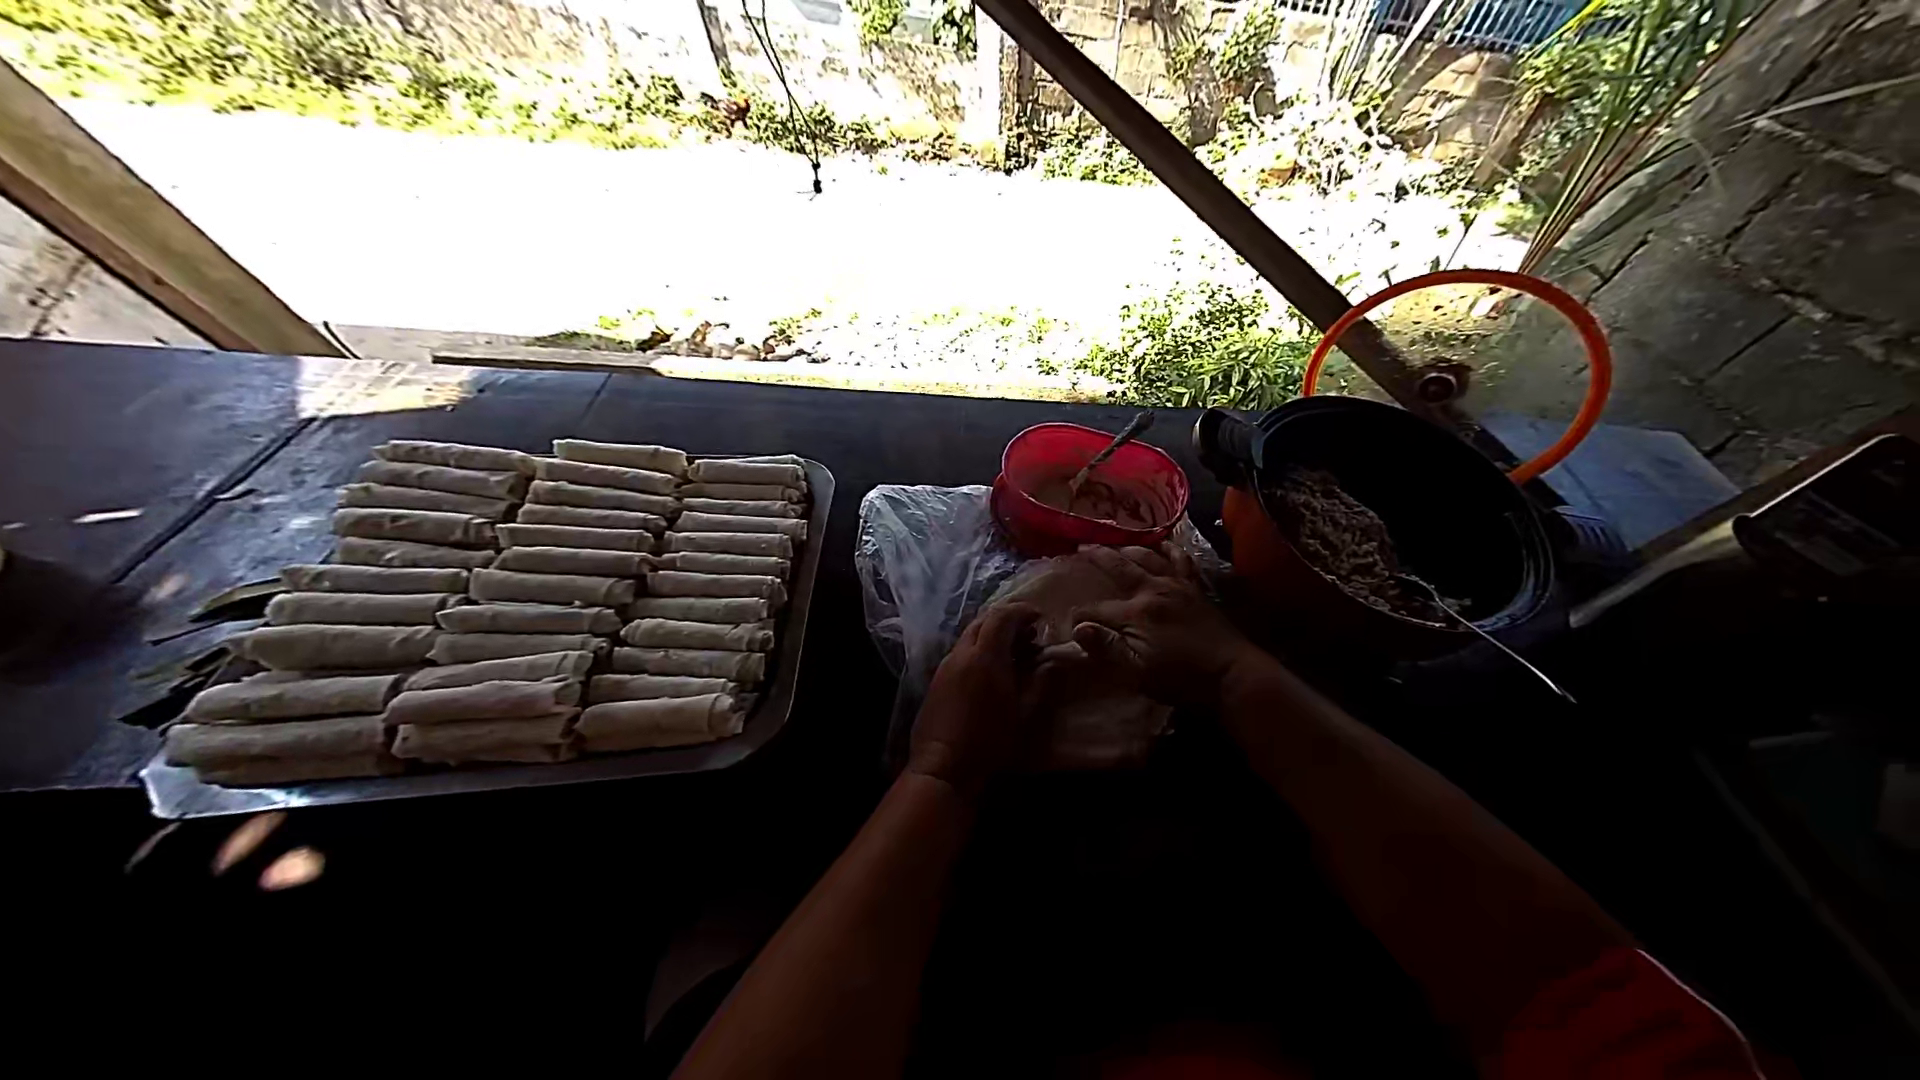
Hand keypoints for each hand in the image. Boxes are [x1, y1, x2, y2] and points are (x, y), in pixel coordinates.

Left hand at [908, 602, 1047, 796]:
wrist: (943, 767)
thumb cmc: (989, 743)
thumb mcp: (1024, 714)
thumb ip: (1041, 683)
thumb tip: (1053, 662)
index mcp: (985, 657)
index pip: (1002, 616)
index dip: (1022, 611)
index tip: (1039, 618)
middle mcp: (961, 653)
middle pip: (983, 620)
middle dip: (1007, 621)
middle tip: (1029, 635)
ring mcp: (945, 665)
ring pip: (970, 635)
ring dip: (992, 635)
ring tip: (1014, 653)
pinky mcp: (937, 679)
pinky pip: (960, 652)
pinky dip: (979, 649)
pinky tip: (991, 670)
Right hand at [1069, 544, 1264, 707]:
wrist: (1232, 673)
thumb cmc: (1181, 678)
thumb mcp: (1137, 673)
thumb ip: (1107, 648)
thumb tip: (1078, 628)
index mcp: (1135, 613)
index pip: (1096, 609)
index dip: (1080, 615)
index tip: (1071, 623)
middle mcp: (1153, 590)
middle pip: (1119, 567)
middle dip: (1097, 556)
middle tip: (1081, 545)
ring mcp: (1177, 585)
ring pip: (1148, 556)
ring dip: (1128, 548)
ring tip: (1115, 543)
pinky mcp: (1196, 588)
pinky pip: (1181, 560)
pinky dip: (1169, 549)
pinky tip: (1162, 544)